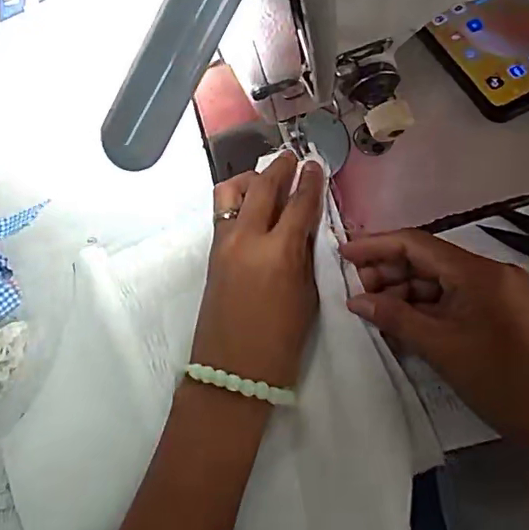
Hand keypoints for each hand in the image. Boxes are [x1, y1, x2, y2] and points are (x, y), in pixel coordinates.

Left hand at [190, 152, 326, 389]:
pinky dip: (238, 199)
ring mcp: (224, 243)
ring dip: (251, 179)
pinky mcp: (211, 252)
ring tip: (266, 181)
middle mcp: (247, 239)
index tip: (316, 165)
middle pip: (262, 187)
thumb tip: (305, 227)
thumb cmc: (280, 341)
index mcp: (279, 253)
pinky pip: (223, 212)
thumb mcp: (306, 295)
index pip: (299, 204)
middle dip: (280, 168)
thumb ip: (305, 255)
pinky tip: (253, 208)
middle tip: (293, 159)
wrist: (233, 370)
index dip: (311, 182)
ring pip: (231, 192)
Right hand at [342, 230, 528, 459]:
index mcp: (479, 272)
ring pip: (441, 281)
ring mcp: (499, 292)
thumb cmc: (503, 383)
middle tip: (354, 293)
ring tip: (374, 312)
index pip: (417, 243)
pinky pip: (455, 299)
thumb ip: (395, 317)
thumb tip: (356, 299)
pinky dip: (427, 308)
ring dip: (406, 293)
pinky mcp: (502, 312)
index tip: (343, 256)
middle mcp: (490, 272)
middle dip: (389, 273)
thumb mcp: (441, 348)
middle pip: (429, 260)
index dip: (376, 246)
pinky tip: (403, 323)